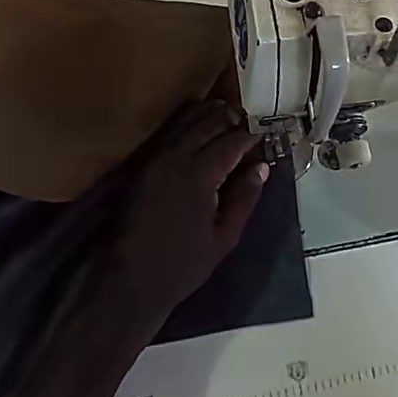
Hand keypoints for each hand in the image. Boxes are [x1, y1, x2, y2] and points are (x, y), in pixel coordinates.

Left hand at [104, 100, 269, 319]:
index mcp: (199, 175)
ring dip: (212, 114)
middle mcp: (177, 157)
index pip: (232, 140)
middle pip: (210, 119)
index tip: (267, 135)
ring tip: (231, 121)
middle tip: (251, 125)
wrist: (130, 281)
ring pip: (188, 118)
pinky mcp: (145, 162)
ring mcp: (157, 157)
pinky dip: (192, 122)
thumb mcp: (225, 237)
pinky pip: (173, 129)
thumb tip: (261, 166)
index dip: (252, 135)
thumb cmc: (183, 264)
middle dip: (234, 118)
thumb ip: (245, 197)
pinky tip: (204, 131)